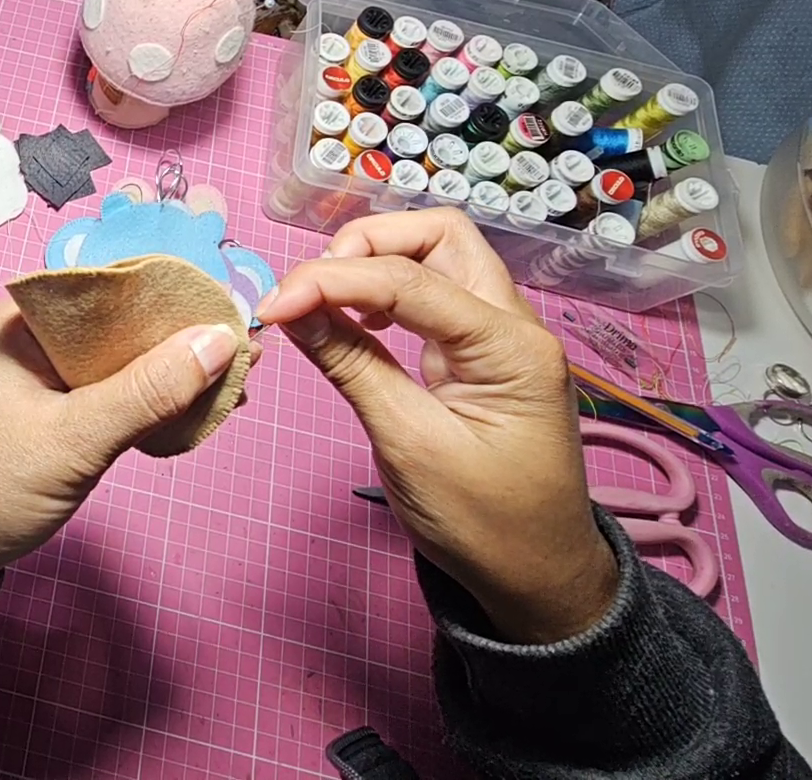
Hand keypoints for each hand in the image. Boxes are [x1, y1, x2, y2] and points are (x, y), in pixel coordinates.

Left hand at [0, 297, 243, 577]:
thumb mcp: (72, 438)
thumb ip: (145, 390)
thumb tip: (219, 340)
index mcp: (28, 318)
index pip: (111, 286)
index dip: (173, 295)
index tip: (231, 313)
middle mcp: (41, 332)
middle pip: (125, 320)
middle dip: (183, 336)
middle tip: (248, 352)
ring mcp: (52, 368)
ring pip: (127, 355)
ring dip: (176, 369)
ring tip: (237, 380)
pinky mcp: (64, 402)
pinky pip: (120, 386)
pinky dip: (156, 397)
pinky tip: (199, 405)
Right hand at [256, 209, 614, 643]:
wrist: (539, 578)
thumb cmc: (482, 521)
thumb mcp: (406, 443)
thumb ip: (349, 363)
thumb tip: (289, 309)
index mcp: (508, 347)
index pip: (406, 279)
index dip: (328, 281)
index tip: (272, 307)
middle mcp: (511, 322)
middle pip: (438, 234)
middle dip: (365, 244)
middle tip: (312, 287)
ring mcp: (495, 332)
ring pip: (434, 253)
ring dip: (372, 260)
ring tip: (324, 300)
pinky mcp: (474, 349)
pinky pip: (428, 290)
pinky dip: (381, 288)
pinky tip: (353, 318)